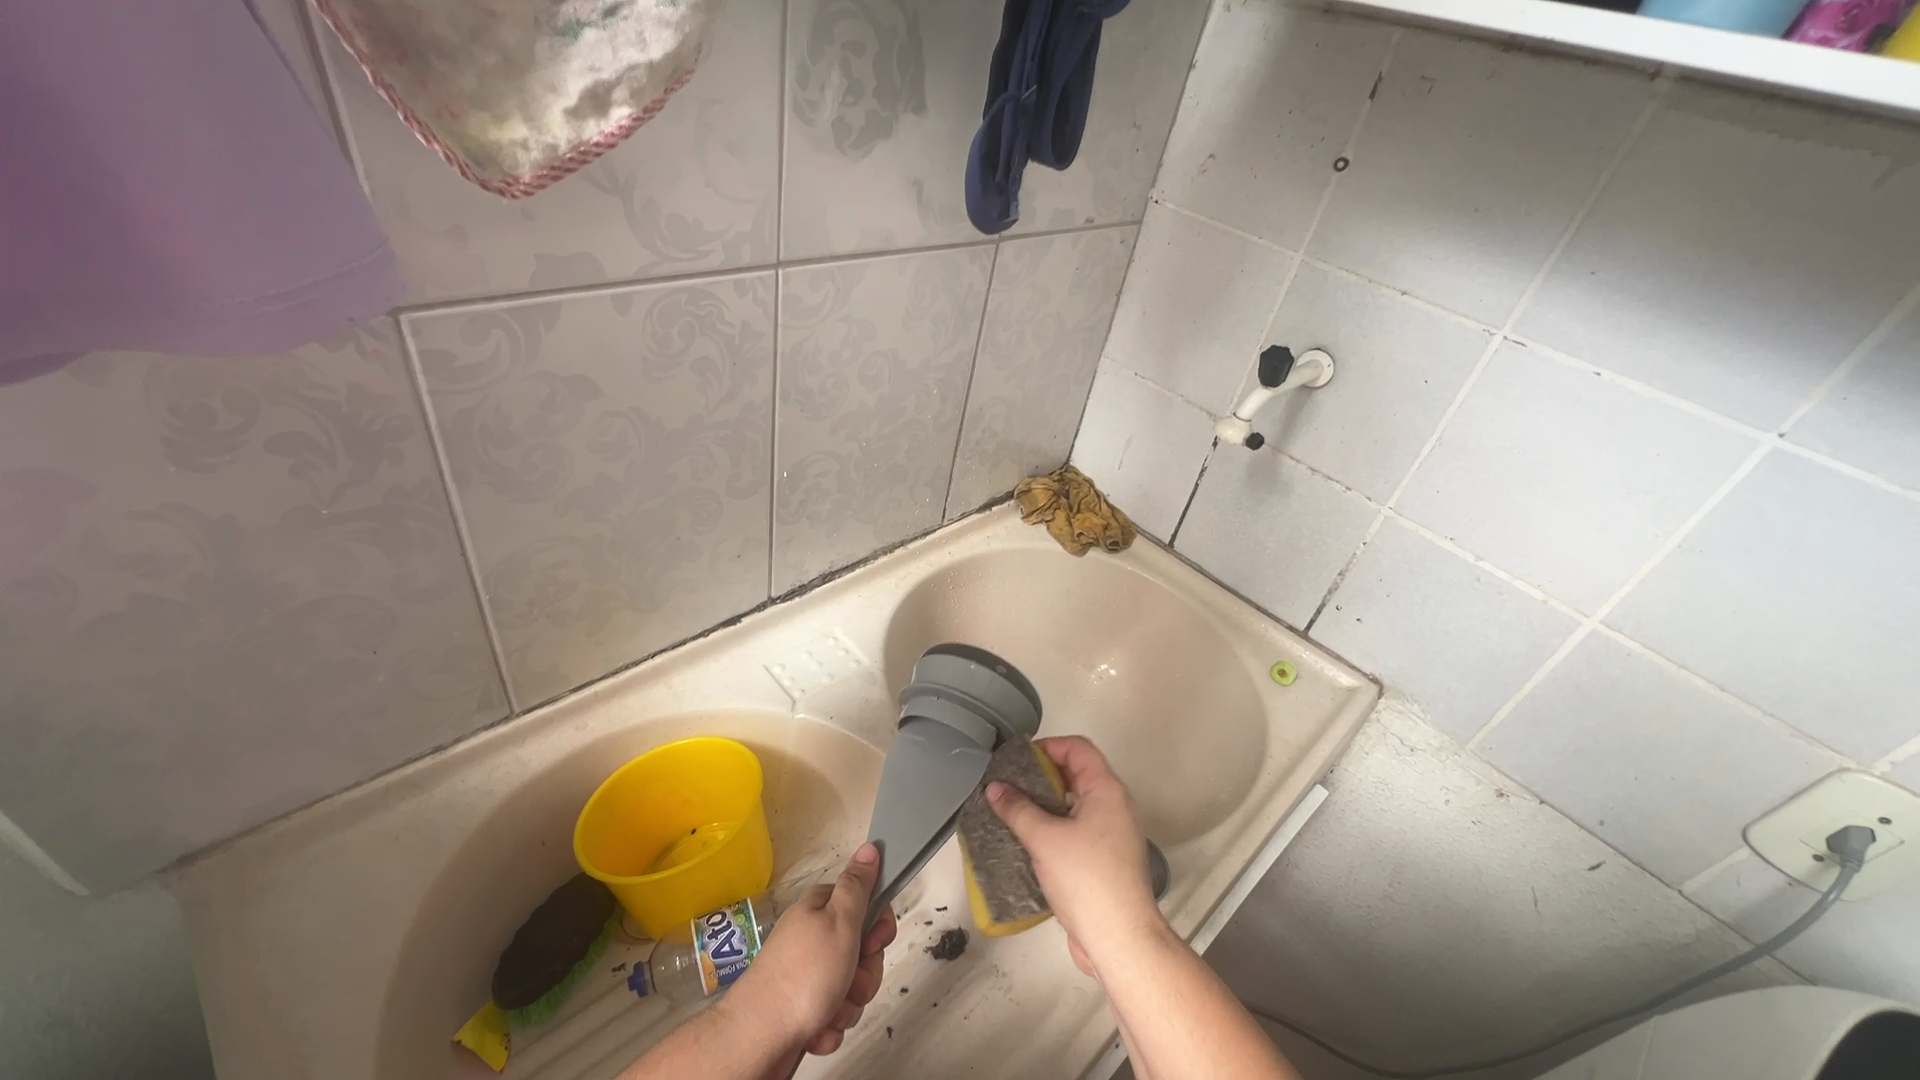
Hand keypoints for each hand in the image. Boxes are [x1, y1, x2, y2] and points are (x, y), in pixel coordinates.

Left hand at [725, 843, 897, 1058]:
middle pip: (862, 952)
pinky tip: (815, 1030)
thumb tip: (870, 846)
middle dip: (863, 975)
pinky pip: (834, 1016)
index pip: (865, 906)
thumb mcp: (839, 921)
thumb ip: (858, 887)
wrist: (758, 1038)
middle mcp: (812, 939)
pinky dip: (830, 1026)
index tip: (874, 942)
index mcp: (819, 911)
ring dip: (847, 1005)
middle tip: (848, 981)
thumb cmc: (805, 974)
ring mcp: (807, 976)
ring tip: (828, 1012)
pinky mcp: (803, 1010)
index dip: (877, 926)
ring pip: (851, 987)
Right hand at [987, 736, 1165, 977]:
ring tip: (1014, 812)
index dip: (1048, 746)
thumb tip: (995, 788)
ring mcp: (1113, 834)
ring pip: (1076, 805)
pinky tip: (1029, 842)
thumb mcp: (1044, 839)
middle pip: (1078, 774)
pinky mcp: (1107, 860)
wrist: (1119, 938)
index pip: (1078, 748)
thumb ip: (1017, 809)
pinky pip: (1078, 830)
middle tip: (1010, 784)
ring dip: (1047, 804)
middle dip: (1043, 775)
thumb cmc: (1087, 880)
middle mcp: (1115, 807)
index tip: (1018, 758)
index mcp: (1107, 790)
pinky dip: (1055, 828)